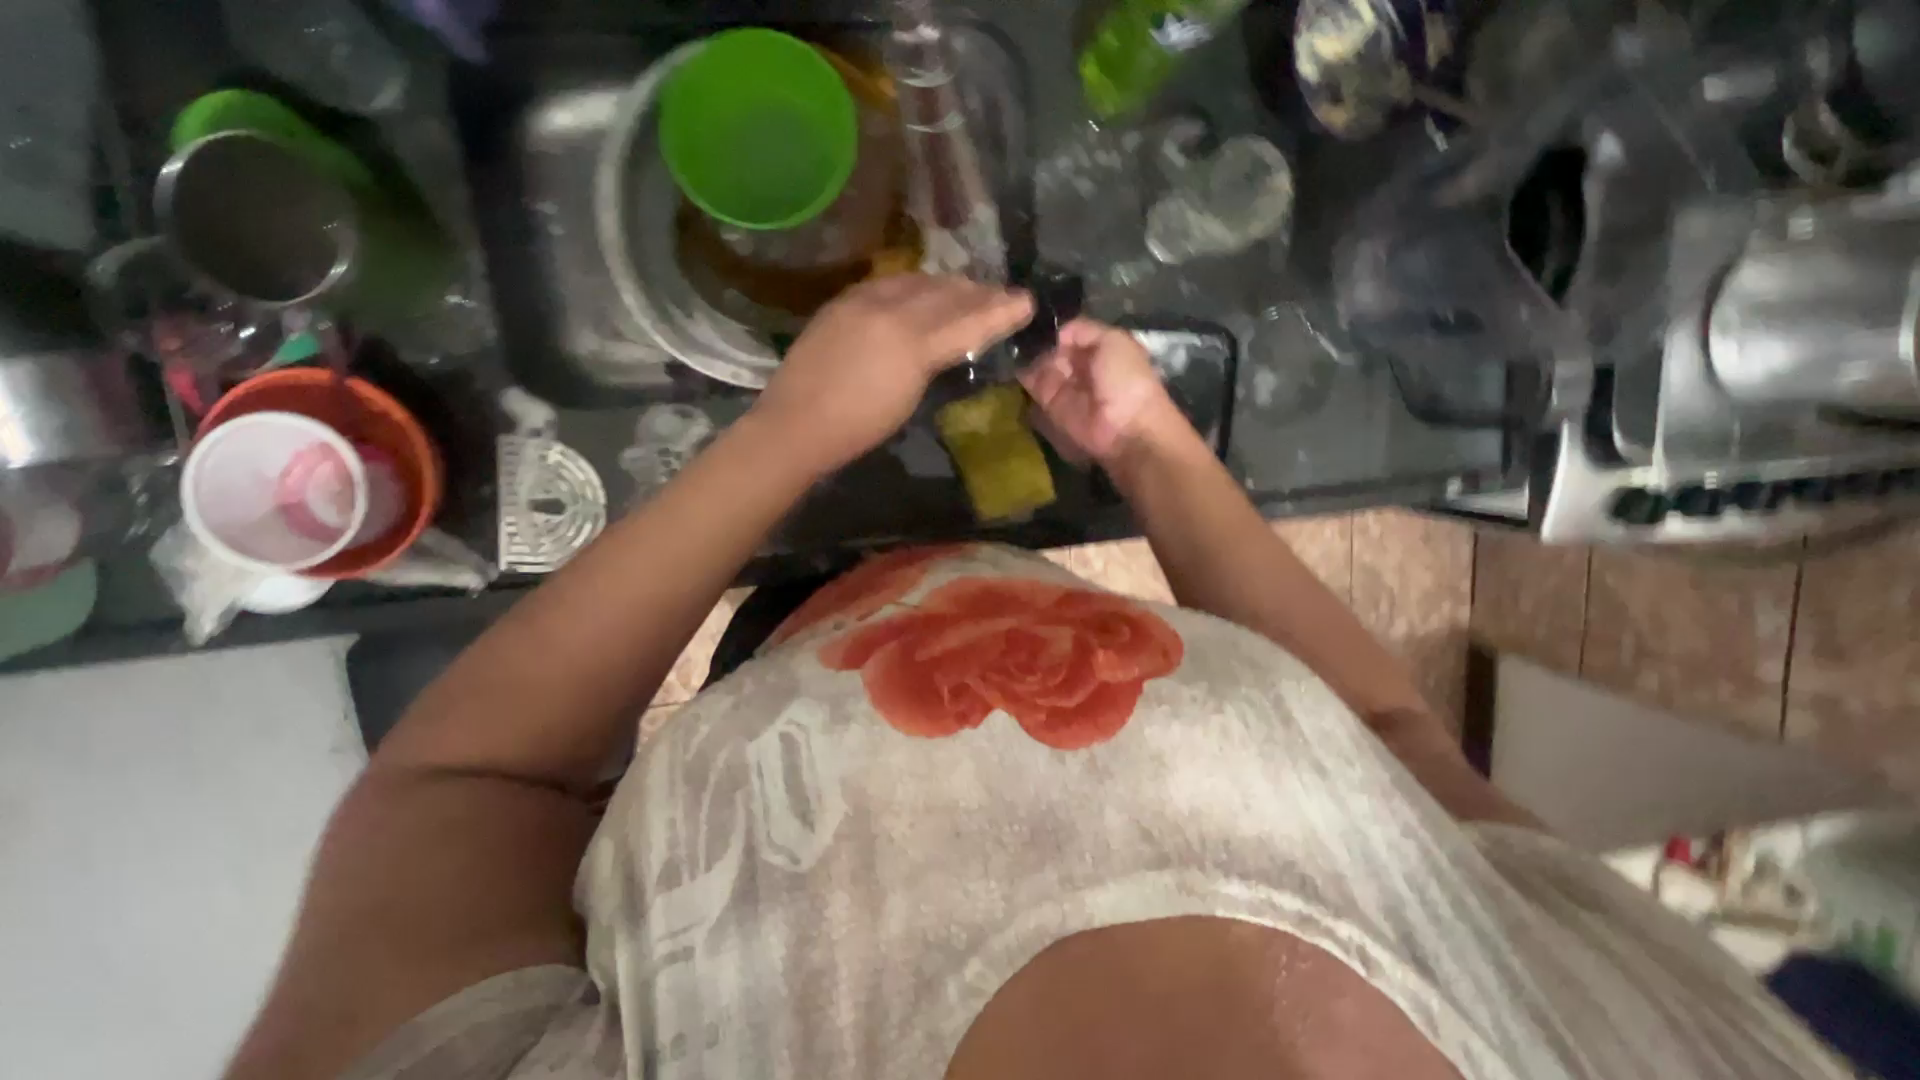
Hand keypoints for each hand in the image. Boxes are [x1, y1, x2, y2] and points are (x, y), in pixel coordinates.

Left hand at [749, 275, 1033, 474]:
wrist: (795, 424)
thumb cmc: (856, 428)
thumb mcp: (907, 398)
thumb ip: (931, 361)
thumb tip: (950, 341)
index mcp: (911, 341)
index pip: (967, 318)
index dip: (1000, 310)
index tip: (1026, 301)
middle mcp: (890, 310)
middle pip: (945, 293)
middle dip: (977, 292)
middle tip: (1002, 294)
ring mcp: (862, 301)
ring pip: (917, 282)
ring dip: (946, 285)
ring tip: (966, 289)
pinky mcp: (843, 302)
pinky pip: (889, 283)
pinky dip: (914, 285)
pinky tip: (919, 290)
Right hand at [1019, 318, 1193, 467]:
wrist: (1124, 428)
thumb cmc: (1126, 379)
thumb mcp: (1113, 340)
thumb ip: (1082, 329)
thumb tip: (1054, 331)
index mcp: (1098, 349)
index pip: (1068, 332)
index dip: (1052, 325)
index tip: (1032, 313)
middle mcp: (1079, 366)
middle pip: (1050, 347)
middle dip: (1036, 338)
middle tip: (1016, 326)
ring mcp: (1063, 384)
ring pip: (1037, 362)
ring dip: (1025, 352)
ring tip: (1011, 338)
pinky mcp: (1048, 403)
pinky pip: (1030, 384)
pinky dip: (1020, 371)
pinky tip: (1011, 355)